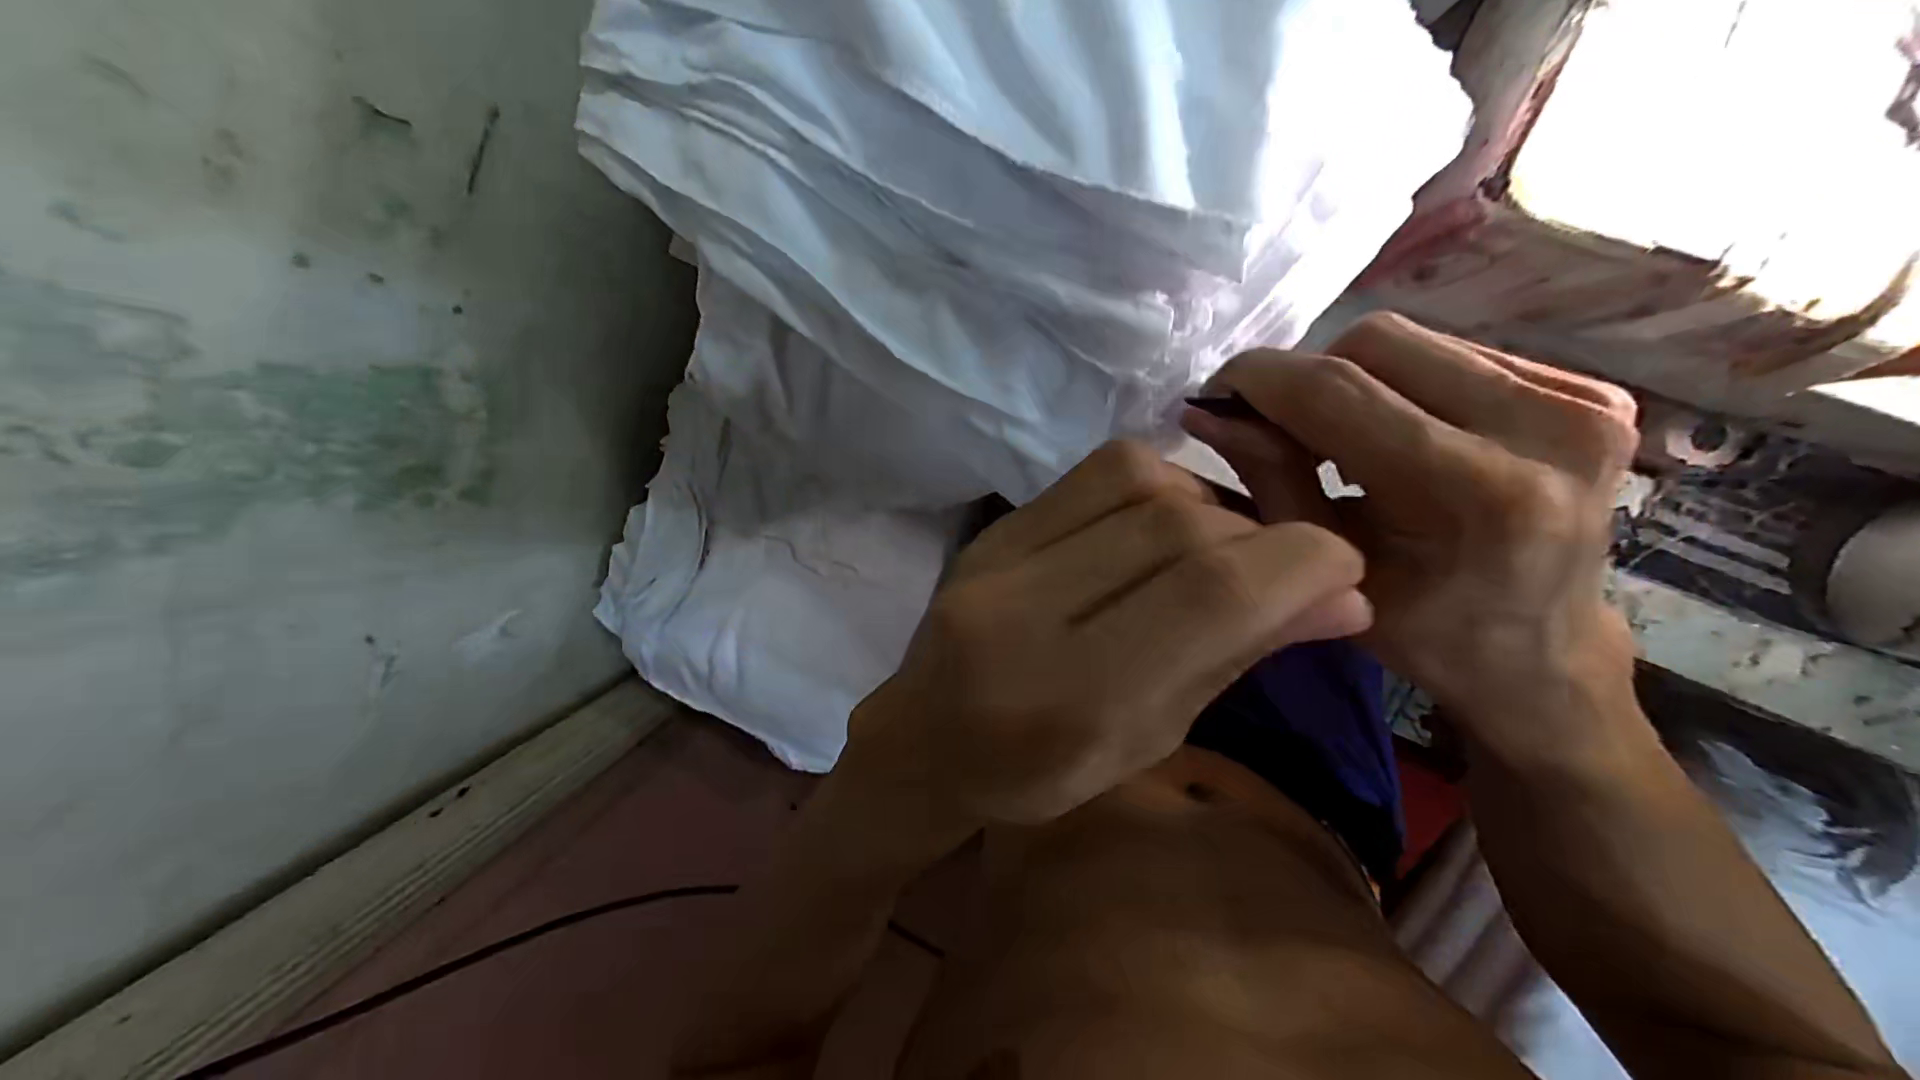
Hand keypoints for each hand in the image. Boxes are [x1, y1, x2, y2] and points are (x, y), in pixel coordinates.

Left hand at [845, 440, 1369, 826]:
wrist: (924, 739)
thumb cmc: (1038, 773)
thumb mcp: (1147, 739)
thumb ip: (1232, 658)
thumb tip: (1344, 593)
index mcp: (1073, 699)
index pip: (1208, 595)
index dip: (1298, 565)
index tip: (1343, 570)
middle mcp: (1027, 614)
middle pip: (1179, 529)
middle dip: (1261, 537)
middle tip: (1285, 568)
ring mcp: (998, 559)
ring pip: (1141, 482)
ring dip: (1209, 505)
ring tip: (1221, 547)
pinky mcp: (993, 528)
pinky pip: (1097, 472)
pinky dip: (1158, 486)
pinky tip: (1165, 523)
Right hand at [1184, 313, 1639, 747]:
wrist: (1542, 653)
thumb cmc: (1424, 632)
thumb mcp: (1329, 564)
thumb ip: (1271, 477)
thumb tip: (1207, 413)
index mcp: (1476, 494)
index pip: (1337, 392)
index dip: (1260, 379)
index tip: (1215, 392)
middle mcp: (1544, 428)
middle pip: (1375, 344)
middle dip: (1305, 376)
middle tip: (1275, 424)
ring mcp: (1581, 401)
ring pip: (1411, 341)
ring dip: (1349, 378)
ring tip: (1333, 436)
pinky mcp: (1591, 391)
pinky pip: (1451, 353)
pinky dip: (1396, 384)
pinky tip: (1389, 433)